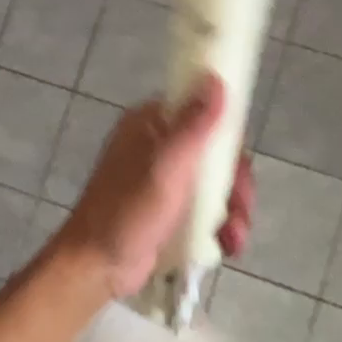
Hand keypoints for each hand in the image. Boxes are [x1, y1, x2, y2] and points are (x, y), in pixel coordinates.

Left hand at [51, 75, 254, 297]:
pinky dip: (221, 226)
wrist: (99, 264)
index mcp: (149, 125)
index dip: (227, 136)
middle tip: (242, 208)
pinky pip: (206, 209)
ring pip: (216, 185)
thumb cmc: (129, 211)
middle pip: (216, 153)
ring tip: (234, 238)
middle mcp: (157, 146)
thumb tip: (214, 77)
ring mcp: (162, 180)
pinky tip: (227, 245)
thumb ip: (193, 124)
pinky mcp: (168, 210)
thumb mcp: (166, 165)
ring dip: (233, 211)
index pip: (202, 112)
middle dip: (236, 184)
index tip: (241, 162)